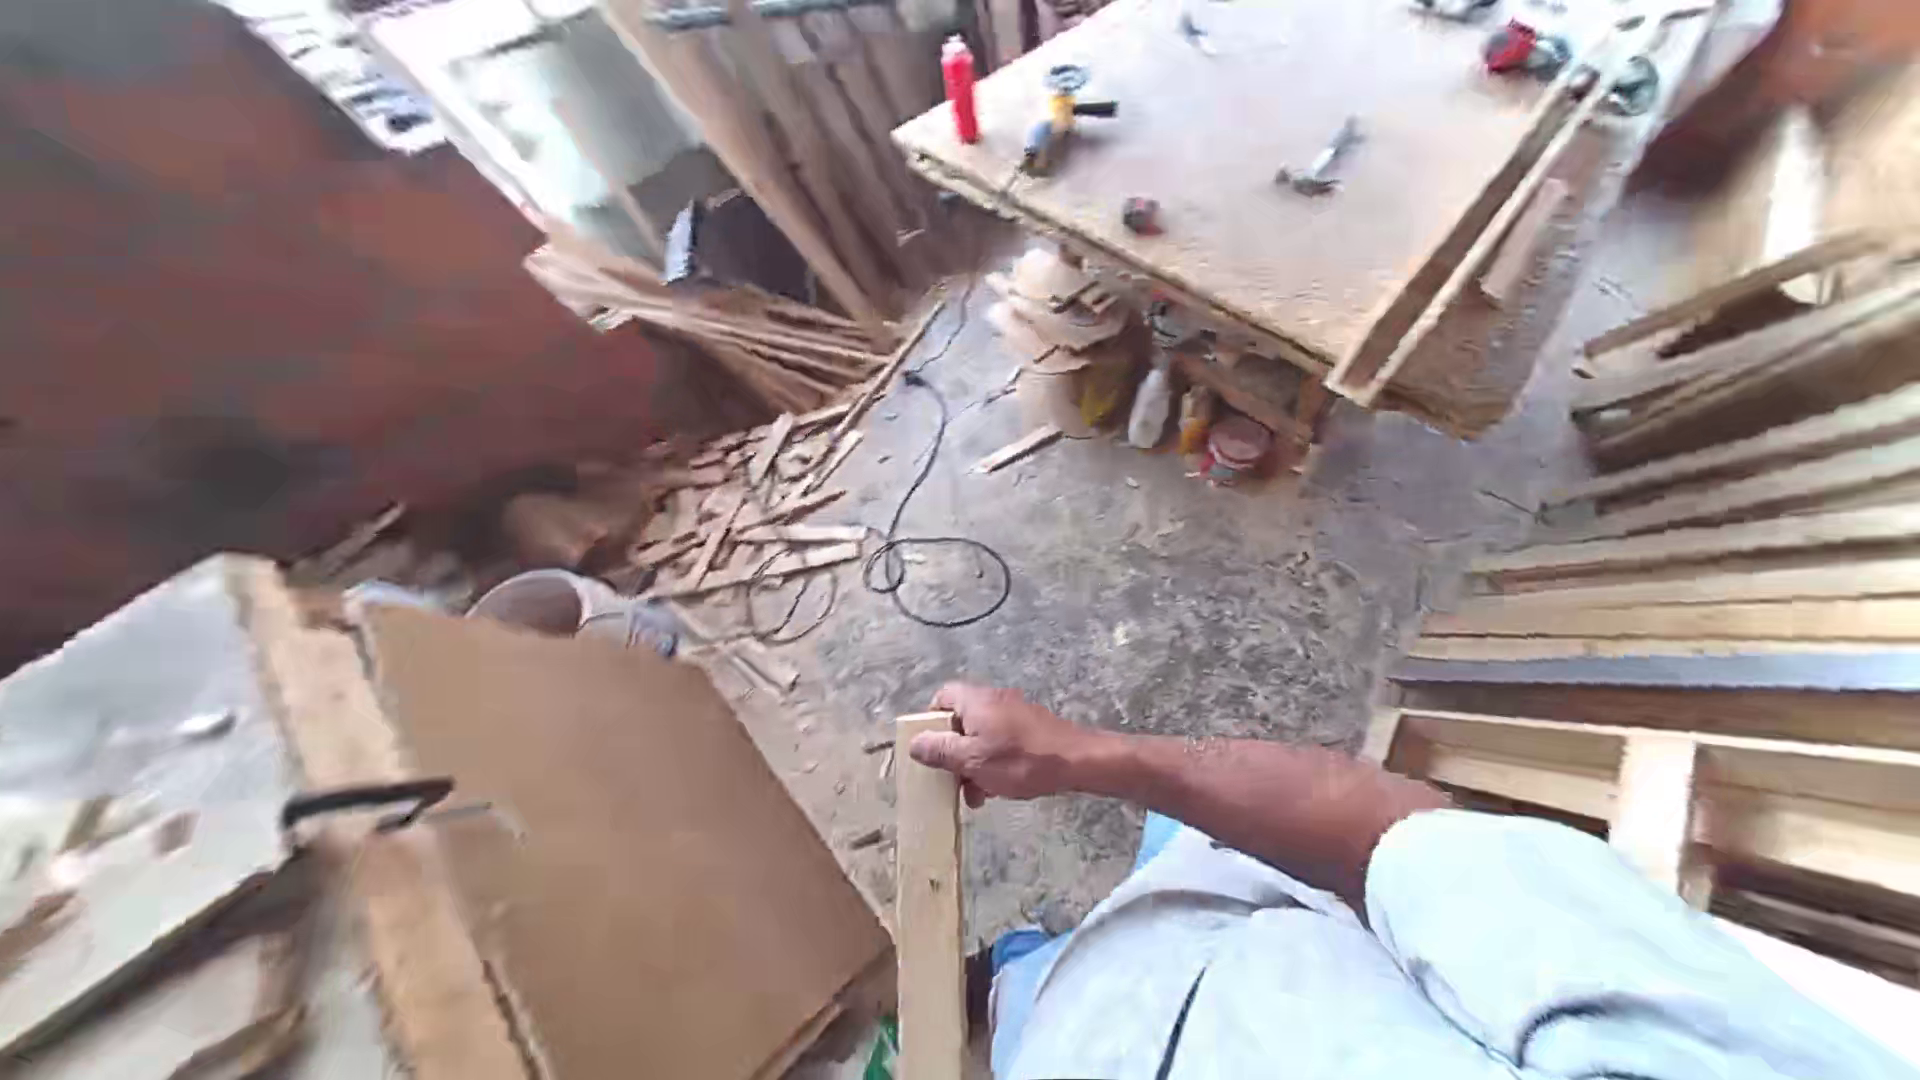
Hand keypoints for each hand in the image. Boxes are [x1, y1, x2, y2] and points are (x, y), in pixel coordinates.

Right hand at [906, 683, 1096, 807]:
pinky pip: (1000, 742)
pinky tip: (997, 788)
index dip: (931, 721)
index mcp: (975, 700)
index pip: (942, 697)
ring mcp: (1013, 713)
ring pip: (980, 736)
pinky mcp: (1029, 729)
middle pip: (960, 721)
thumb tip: (915, 743)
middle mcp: (992, 700)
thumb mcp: (972, 760)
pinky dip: (993, 762)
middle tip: (953, 781)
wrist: (1076, 761)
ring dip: (973, 764)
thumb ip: (941, 751)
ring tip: (976, 795)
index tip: (930, 749)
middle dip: (953, 753)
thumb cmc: (1020, 759)